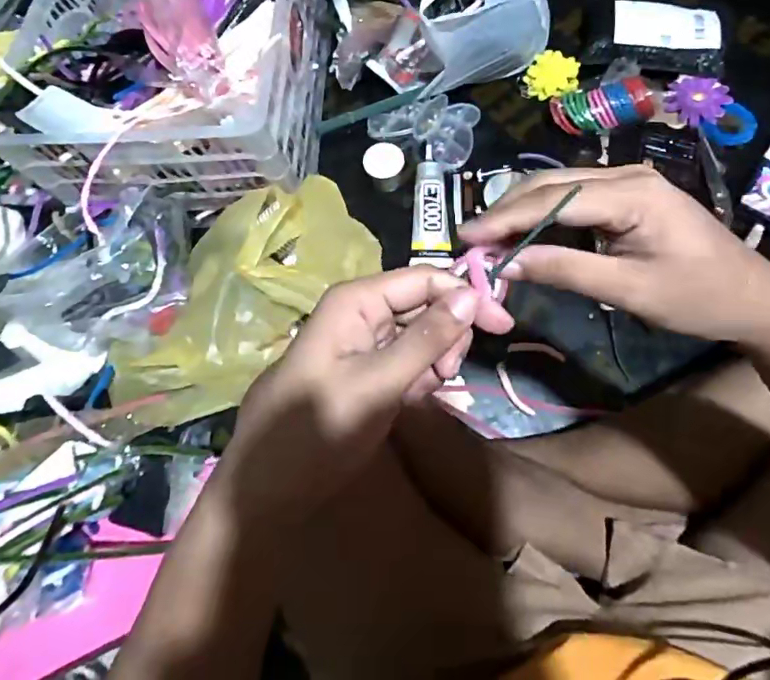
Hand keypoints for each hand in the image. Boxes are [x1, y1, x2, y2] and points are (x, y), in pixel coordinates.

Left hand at [219, 267, 514, 518]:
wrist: (266, 490)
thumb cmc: (316, 431)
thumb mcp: (377, 384)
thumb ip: (426, 339)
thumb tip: (471, 296)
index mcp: (357, 300)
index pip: (425, 278)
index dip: (465, 297)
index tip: (502, 326)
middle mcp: (361, 311)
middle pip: (426, 303)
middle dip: (447, 334)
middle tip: (447, 373)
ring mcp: (363, 340)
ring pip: (421, 332)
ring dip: (435, 358)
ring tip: (424, 391)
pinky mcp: (366, 367)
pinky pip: (408, 357)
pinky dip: (421, 375)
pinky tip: (412, 398)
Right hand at [459, 165, 769, 344]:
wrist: (756, 298)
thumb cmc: (700, 297)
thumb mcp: (630, 290)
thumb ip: (566, 270)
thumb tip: (506, 264)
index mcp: (632, 193)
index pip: (552, 199)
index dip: (505, 218)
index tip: (467, 238)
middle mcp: (627, 175)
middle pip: (551, 184)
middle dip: (508, 210)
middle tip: (472, 241)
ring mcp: (630, 181)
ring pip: (560, 187)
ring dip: (524, 211)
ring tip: (490, 238)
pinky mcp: (631, 195)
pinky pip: (577, 198)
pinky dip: (547, 215)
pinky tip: (527, 231)